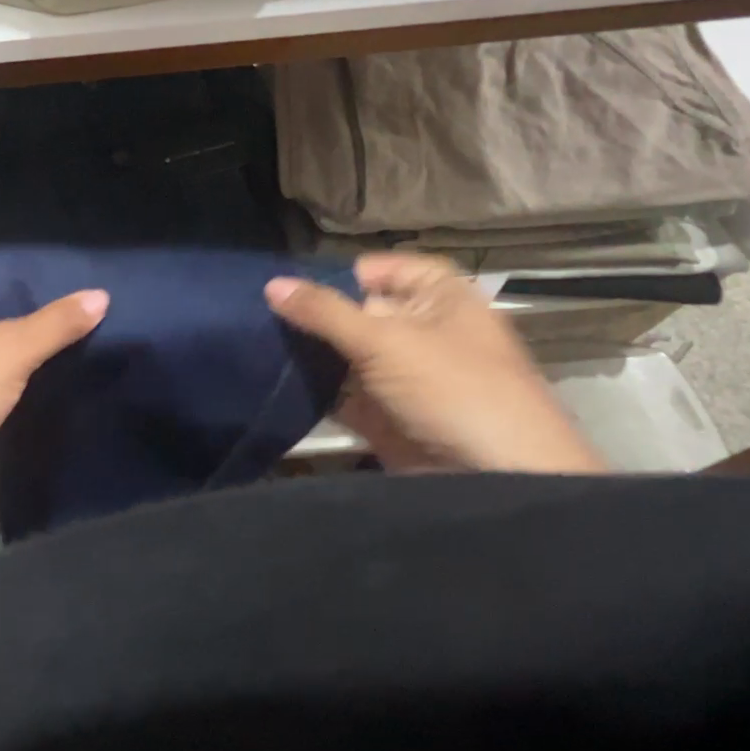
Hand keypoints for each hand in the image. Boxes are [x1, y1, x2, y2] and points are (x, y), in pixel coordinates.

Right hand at [265, 253, 604, 474]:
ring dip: (308, 353)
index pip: (390, 270)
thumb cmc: (453, 391)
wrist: (495, 480)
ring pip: (344, 354)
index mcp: (441, 301)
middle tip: (255, 315)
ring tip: (254, 345)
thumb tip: (271, 283)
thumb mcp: (386, 341)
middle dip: (313, 314)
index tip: (297, 286)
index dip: (347, 274)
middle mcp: (422, 334)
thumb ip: (324, 312)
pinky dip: (311, 390)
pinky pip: (339, 395)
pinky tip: (271, 383)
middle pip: (358, 312)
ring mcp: (401, 378)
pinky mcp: (383, 415)